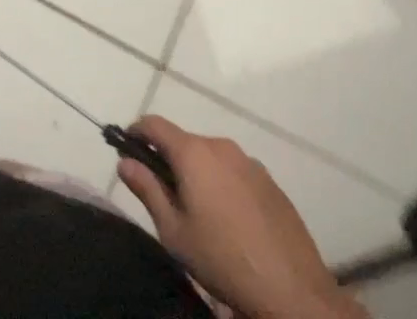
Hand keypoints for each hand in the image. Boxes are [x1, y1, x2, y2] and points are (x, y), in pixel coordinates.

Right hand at [118, 116, 363, 318]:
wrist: (292, 292)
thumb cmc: (221, 258)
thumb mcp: (172, 230)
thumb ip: (146, 189)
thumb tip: (124, 161)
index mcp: (194, 154)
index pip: (154, 124)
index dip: (135, 133)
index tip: (126, 150)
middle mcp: (223, 148)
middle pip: (184, 141)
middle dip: (167, 158)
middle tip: (161, 193)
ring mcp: (252, 165)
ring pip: (211, 157)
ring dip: (197, 172)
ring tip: (197, 209)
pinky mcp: (272, 184)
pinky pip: (235, 172)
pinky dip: (222, 183)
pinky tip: (228, 218)